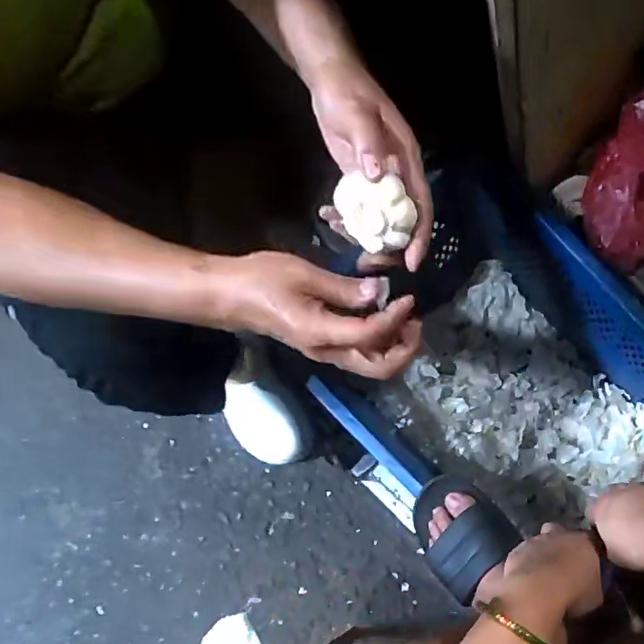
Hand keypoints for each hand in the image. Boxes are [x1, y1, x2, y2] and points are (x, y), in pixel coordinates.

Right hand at [213, 251, 421, 377]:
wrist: (228, 297)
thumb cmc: (259, 280)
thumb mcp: (303, 274)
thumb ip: (344, 288)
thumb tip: (380, 291)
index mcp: (321, 334)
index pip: (371, 335)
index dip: (396, 319)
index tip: (408, 298)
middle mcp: (328, 353)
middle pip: (381, 369)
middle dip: (406, 349)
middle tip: (415, 321)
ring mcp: (327, 354)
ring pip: (374, 366)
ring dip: (397, 348)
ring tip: (405, 319)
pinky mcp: (326, 347)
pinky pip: (363, 354)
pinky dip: (382, 343)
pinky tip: (386, 318)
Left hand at [307, 59, 433, 271]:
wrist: (328, 77)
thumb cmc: (347, 91)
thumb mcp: (356, 113)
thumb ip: (368, 143)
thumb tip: (378, 177)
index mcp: (407, 161)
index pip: (422, 205)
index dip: (420, 236)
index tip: (413, 261)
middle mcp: (398, 174)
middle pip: (405, 219)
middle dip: (395, 246)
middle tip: (377, 265)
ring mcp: (379, 179)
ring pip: (383, 217)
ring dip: (371, 237)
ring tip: (356, 254)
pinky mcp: (361, 179)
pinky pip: (361, 207)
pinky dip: (350, 219)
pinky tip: (333, 223)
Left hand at [494, 525, 604, 623]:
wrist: (534, 595)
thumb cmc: (574, 593)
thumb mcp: (596, 595)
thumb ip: (593, 583)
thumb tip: (590, 586)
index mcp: (582, 540)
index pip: (589, 539)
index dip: (587, 550)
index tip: (586, 564)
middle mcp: (554, 535)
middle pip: (556, 533)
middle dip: (557, 545)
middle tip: (560, 566)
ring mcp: (528, 543)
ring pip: (533, 545)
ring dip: (535, 557)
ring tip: (538, 579)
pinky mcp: (508, 557)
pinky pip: (515, 561)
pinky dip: (518, 569)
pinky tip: (520, 585)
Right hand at [588, 484, 643, 571]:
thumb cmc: (638, 547)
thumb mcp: (615, 558)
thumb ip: (608, 548)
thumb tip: (612, 546)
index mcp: (601, 507)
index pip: (592, 516)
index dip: (599, 528)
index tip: (608, 541)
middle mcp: (618, 491)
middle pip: (613, 501)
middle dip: (618, 513)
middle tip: (627, 532)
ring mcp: (642, 486)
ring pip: (634, 496)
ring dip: (637, 507)